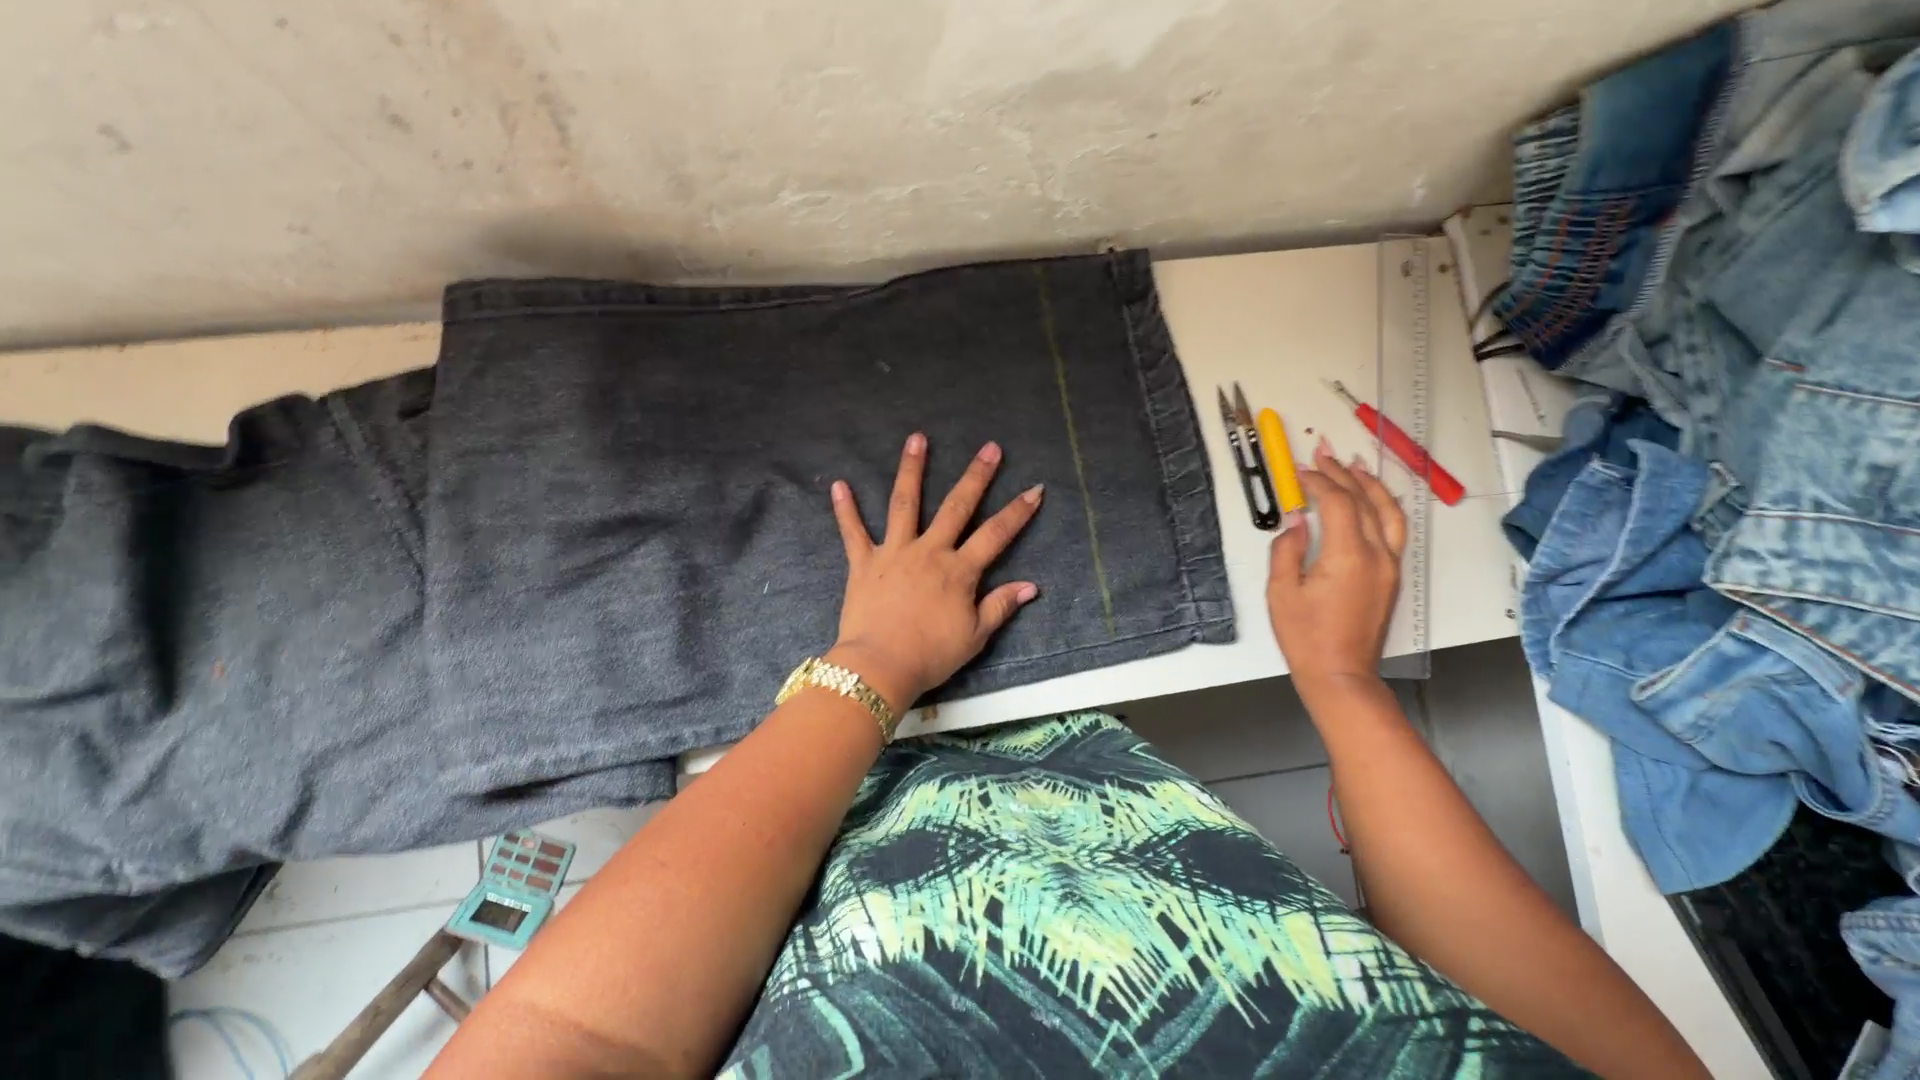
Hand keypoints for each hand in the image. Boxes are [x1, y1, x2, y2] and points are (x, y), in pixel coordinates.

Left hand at [825, 432, 1044, 710]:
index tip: (1035, 489)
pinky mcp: (863, 563)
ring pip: (905, 503)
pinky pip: (853, 532)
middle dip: (976, 476)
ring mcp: (894, 553)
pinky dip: (845, 509)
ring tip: (917, 438)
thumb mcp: (974, 636)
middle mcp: (929, 551)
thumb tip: (1031, 586)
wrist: (881, 666)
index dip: (1018, 512)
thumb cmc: (931, 655)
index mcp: (959, 571)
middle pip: (956, 507)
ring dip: (911, 469)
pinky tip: (838, 484)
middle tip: (990, 448)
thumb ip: (1000, 606)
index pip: (996, 535)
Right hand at [1268, 440, 1405, 703]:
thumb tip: (1295, 521)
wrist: (1340, 674)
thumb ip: (1287, 549)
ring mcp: (1389, 565)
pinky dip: (1383, 506)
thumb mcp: (1282, 592)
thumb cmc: (1306, 637)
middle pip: (1365, 500)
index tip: (1299, 472)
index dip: (1318, 481)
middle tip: (1324, 453)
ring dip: (1371, 485)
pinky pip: (1395, 530)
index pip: (1337, 502)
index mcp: (1348, 555)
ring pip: (1389, 512)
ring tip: (1355, 466)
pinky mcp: (1392, 577)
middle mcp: (1377, 554)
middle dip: (1343, 474)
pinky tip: (1372, 500)